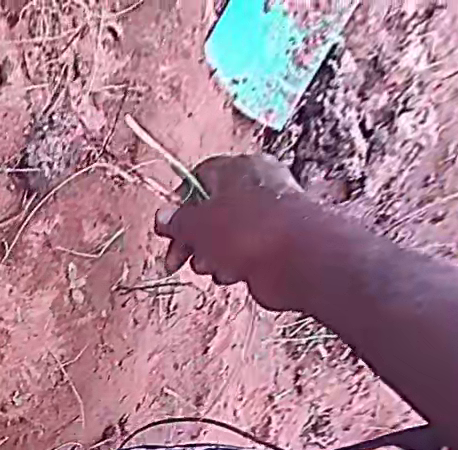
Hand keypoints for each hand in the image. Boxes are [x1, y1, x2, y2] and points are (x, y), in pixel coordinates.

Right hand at [152, 154, 328, 311]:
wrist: (295, 258)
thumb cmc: (245, 231)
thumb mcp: (198, 224)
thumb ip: (177, 221)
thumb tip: (161, 216)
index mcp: (237, 169)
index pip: (198, 178)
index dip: (178, 205)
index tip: (167, 229)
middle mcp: (253, 186)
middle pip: (207, 211)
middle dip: (188, 240)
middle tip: (174, 263)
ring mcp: (264, 215)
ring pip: (220, 236)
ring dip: (208, 255)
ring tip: (211, 265)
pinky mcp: (271, 242)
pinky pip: (238, 252)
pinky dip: (229, 264)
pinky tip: (232, 272)